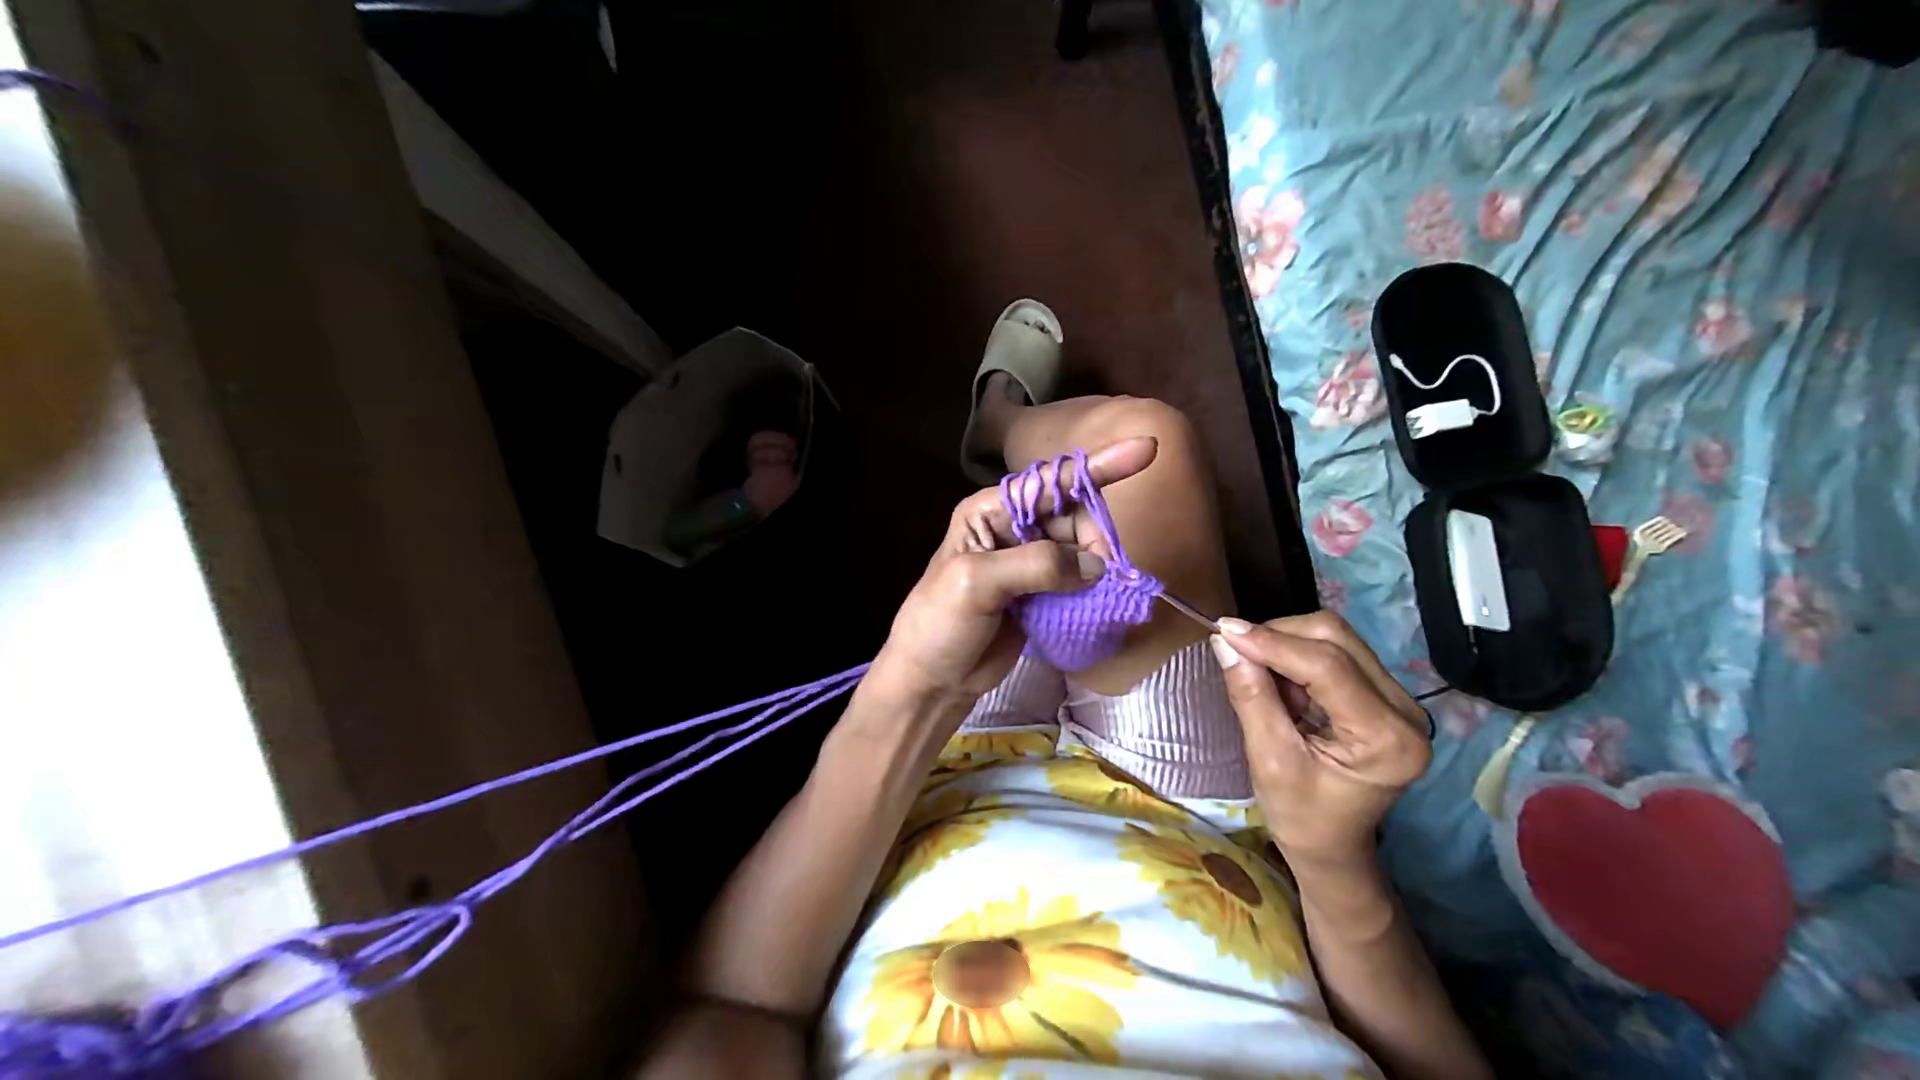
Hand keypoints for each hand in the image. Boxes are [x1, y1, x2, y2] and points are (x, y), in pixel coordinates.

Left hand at [865, 437, 1159, 711]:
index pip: (1049, 482)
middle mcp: (1012, 528)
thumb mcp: (975, 584)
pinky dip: (1094, 587)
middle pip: (1073, 514)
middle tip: (1102, 574)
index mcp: (989, 511)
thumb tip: (1093, 568)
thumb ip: (1034, 565)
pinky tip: (1098, 600)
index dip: (1098, 467)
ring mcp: (1029, 561)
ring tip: (1097, 592)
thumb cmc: (940, 623)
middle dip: (1095, 537)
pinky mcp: (1041, 592)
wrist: (933, 679)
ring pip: (1081, 548)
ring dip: (1097, 565)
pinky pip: (1079, 578)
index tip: (1145, 451)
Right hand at [1211, 613, 1430, 871]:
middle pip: (1337, 640)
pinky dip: (1296, 654)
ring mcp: (1399, 700)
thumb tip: (1224, 642)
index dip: (1272, 643)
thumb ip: (1251, 697)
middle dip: (1279, 635)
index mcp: (1387, 739)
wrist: (1331, 844)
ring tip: (1257, 670)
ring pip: (1336, 638)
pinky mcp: (1383, 694)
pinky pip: (1336, 652)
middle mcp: (1405, 712)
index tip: (1224, 631)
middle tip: (1236, 650)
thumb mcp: (1269, 761)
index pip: (1328, 667)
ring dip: (1287, 642)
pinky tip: (1278, 679)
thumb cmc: (1301, 815)